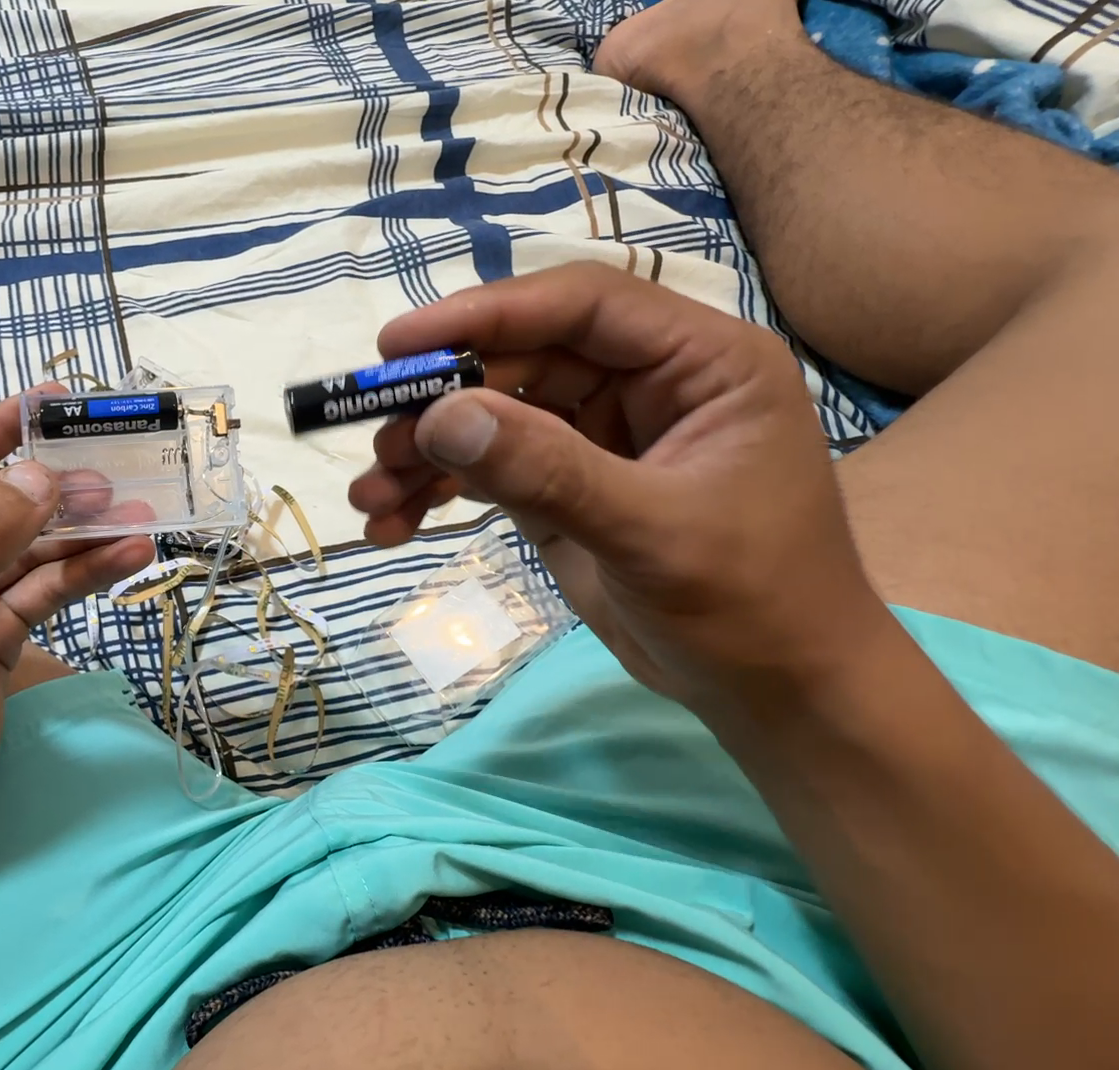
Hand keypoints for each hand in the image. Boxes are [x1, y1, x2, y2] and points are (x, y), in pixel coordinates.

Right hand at [347, 263, 888, 720]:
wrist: (770, 691)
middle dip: (437, 406)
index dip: (484, 315)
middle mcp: (639, 385)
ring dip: (422, 456)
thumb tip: (440, 418)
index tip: (396, 346)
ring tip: (371, 500)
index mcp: (696, 363)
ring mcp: (592, 437)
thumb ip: (548, 471)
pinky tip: (392, 524)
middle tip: (375, 446)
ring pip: (486, 418)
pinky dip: (433, 493)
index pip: (579, 308)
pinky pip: (482, 470)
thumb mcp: (650, 533)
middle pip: (514, 365)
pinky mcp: (558, 485)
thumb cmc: (748, 604)